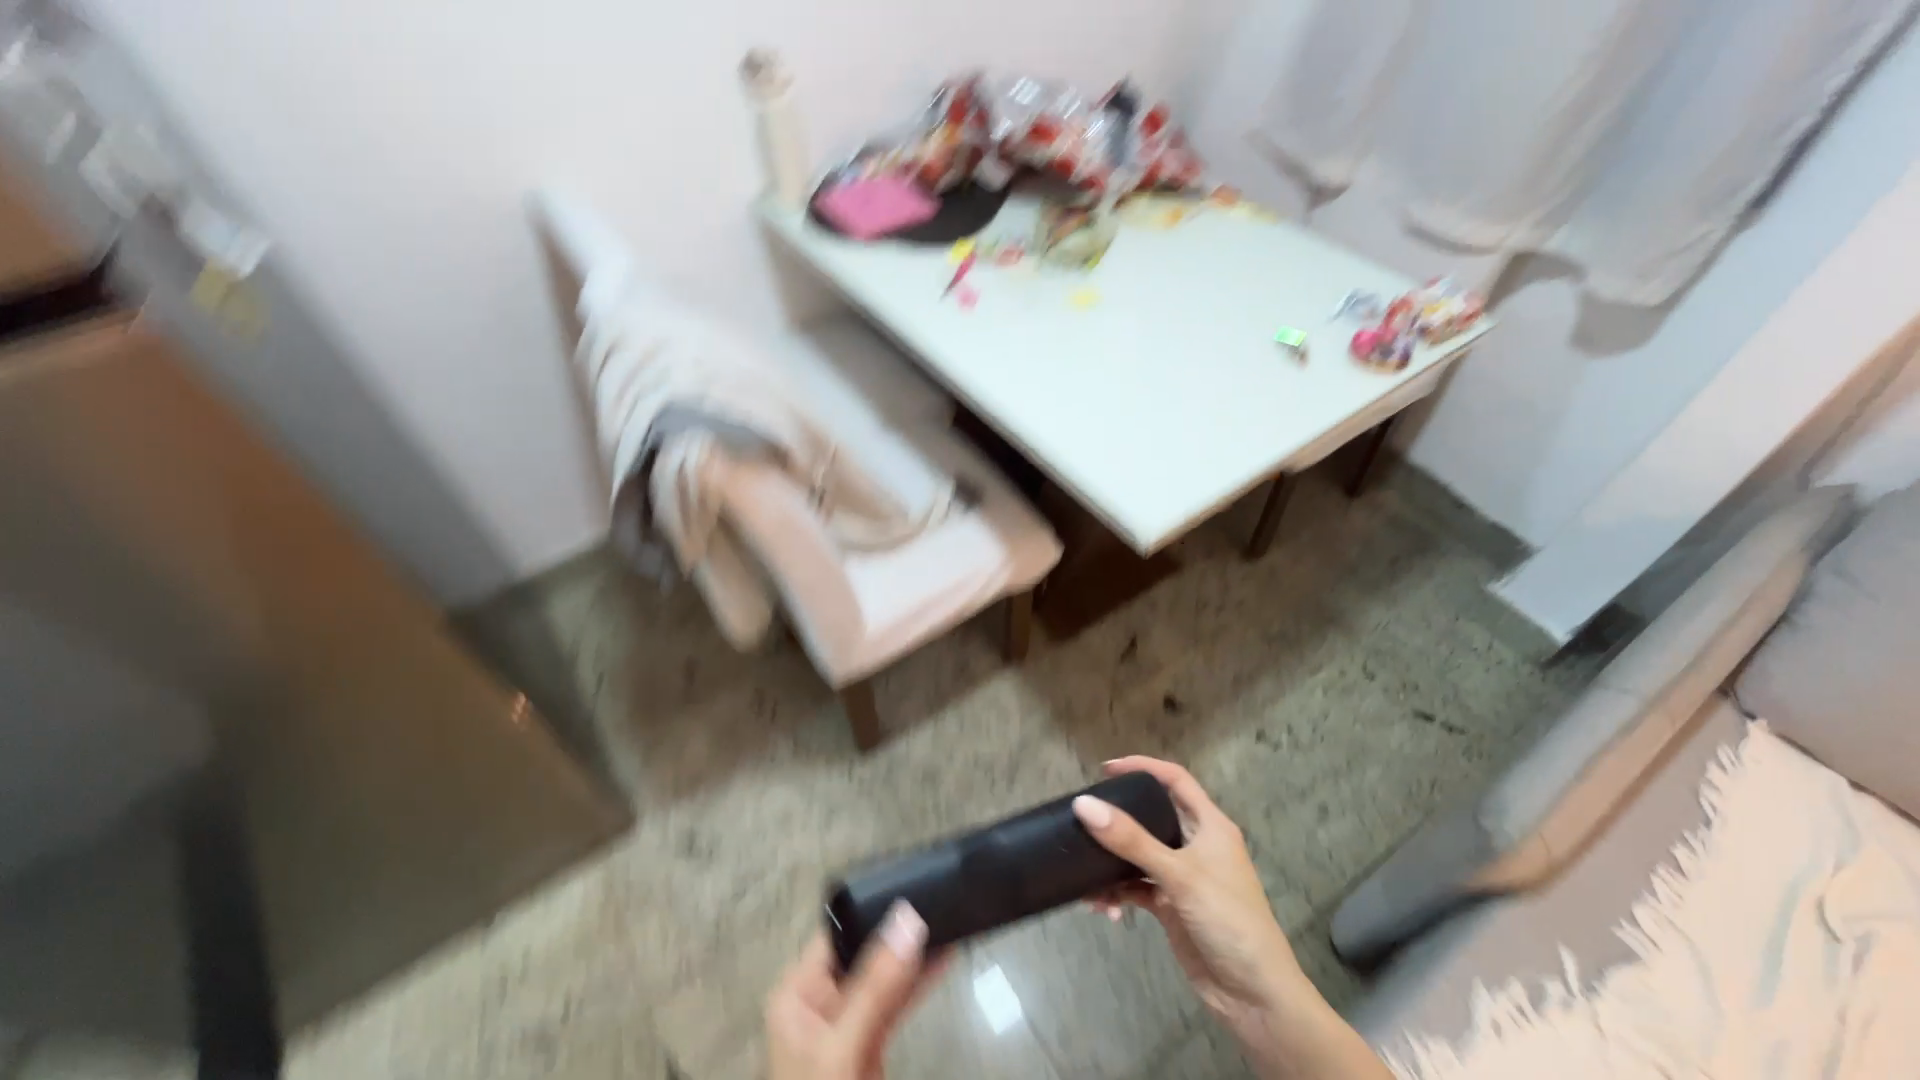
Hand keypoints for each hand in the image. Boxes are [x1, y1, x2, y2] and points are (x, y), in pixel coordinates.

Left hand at [765, 902, 948, 1079]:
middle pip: (864, 955)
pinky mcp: (868, 1045)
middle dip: (900, 934)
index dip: (872, 912)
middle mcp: (818, 1002)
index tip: (914, 887)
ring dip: (916, 957)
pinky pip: (895, 1004)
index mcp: (797, 994)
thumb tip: (907, 920)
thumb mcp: (845, 1044)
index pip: (836, 935)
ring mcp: (845, 1025)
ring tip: (952, 923)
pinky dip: (918, 985)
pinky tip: (944, 961)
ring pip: (885, 979)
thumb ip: (876, 986)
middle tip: (942, 902)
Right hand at [1075, 757, 1390, 1079]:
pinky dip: (1117, 894)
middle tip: (1084, 822)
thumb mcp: (1180, 876)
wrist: (1254, 994)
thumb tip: (1084, 804)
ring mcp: (1182, 877)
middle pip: (1151, 818)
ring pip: (1137, 857)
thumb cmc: (1228, 920)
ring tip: (1089, 885)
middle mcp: (1196, 845)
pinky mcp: (1171, 906)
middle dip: (1118, 822)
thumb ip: (1132, 840)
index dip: (1143, 768)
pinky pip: (1135, 888)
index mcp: (1210, 826)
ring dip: (1112, 867)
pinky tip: (1105, 911)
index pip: (1175, 781)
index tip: (1105, 770)